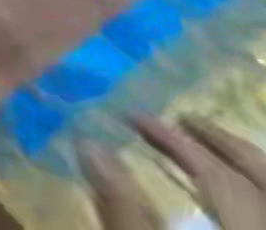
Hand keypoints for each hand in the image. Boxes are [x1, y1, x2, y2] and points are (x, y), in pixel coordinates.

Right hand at [85, 117, 265, 229]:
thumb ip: (123, 208)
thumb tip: (89, 144)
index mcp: (244, 229)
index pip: (218, 176)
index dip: (175, 142)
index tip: (132, 117)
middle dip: (230, 147)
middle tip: (185, 121)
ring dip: (257, 170)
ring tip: (220, 150)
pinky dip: (262, 196)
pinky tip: (246, 194)